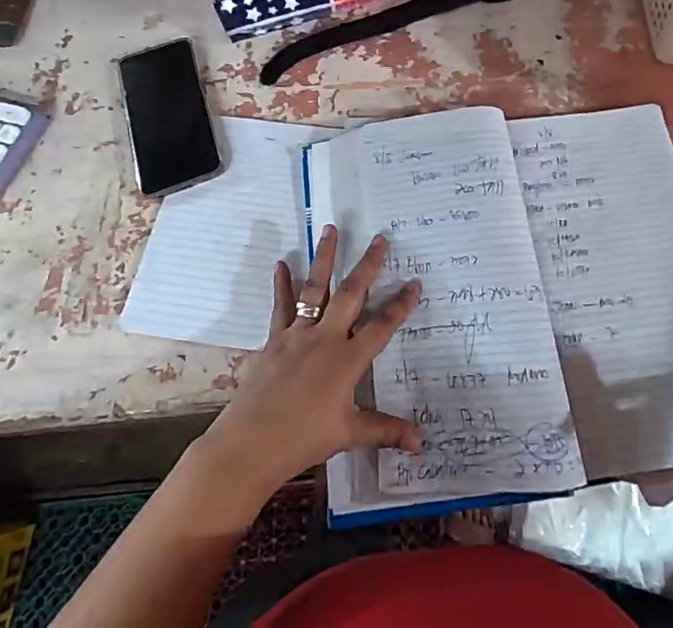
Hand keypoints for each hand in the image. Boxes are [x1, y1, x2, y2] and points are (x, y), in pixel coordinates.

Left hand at [192, 226, 422, 502]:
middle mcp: (325, 338)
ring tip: (331, 229)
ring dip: (325, 258)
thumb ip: (385, 430)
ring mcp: (298, 335)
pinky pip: (281, 307)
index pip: (381, 326)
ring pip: (315, 288)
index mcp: (347, 360)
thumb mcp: (348, 434)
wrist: (252, 442)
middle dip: (368, 265)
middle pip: (351, 294)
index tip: (414, 282)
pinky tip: (282, 263)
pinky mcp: (275, 339)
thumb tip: (420, 442)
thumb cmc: (304, 438)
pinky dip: (282, 284)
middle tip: (379, 238)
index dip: (400, 304)